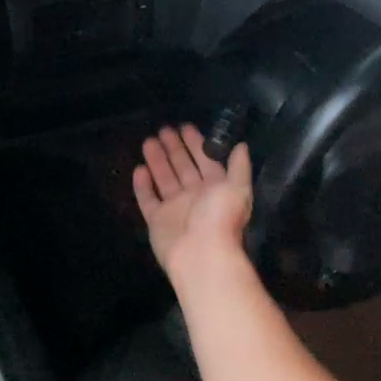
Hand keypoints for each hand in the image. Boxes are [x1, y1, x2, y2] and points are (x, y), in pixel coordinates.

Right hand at [133, 124, 253, 277]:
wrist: (201, 253)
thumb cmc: (220, 217)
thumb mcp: (238, 187)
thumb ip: (239, 166)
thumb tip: (242, 146)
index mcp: (215, 188)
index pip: (205, 160)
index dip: (196, 143)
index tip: (185, 126)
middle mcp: (195, 196)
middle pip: (182, 167)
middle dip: (174, 148)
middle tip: (163, 129)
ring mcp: (174, 208)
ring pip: (164, 179)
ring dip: (157, 160)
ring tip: (148, 141)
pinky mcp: (156, 220)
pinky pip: (147, 199)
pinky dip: (143, 185)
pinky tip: (139, 169)